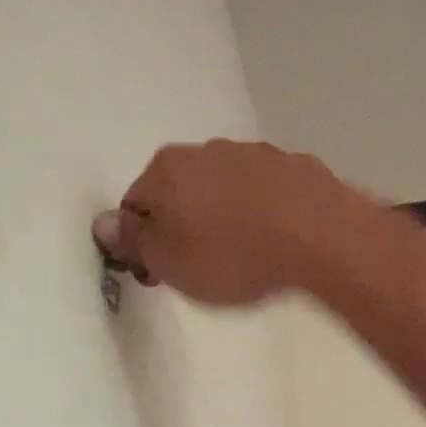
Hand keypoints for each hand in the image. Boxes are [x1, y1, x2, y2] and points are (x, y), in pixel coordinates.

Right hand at [92, 139, 399, 306]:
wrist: (321, 238)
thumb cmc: (233, 257)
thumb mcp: (172, 264)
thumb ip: (135, 242)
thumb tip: (104, 224)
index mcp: (167, 169)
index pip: (134, 205)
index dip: (141, 244)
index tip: (160, 275)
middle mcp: (208, 150)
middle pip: (181, 193)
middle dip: (184, 227)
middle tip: (201, 270)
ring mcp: (257, 155)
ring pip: (225, 190)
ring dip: (225, 219)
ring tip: (245, 259)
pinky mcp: (298, 169)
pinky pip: (267, 196)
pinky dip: (264, 216)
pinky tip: (278, 245)